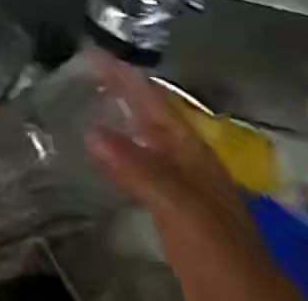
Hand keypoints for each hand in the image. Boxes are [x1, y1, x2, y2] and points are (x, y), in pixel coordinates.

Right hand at [84, 54, 299, 300]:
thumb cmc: (223, 253)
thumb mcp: (181, 207)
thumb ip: (140, 169)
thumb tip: (92, 129)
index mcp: (192, 151)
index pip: (154, 100)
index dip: (124, 75)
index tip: (91, 54)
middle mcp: (189, 162)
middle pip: (152, 115)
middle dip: (121, 90)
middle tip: (85, 72)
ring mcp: (185, 189)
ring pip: (148, 140)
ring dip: (122, 120)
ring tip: (91, 106)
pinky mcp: (178, 216)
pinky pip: (144, 170)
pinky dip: (123, 156)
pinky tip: (109, 163)